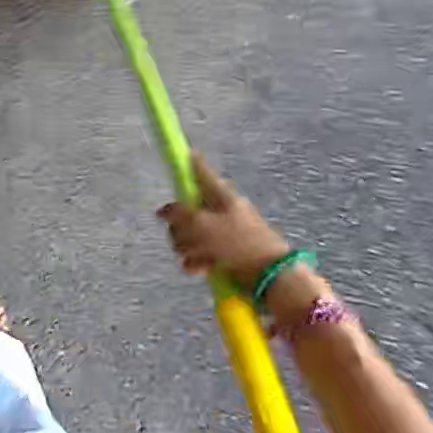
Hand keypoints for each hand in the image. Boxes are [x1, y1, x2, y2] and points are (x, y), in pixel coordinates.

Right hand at [158, 153, 291, 283]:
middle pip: (187, 210)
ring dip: (187, 248)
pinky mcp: (222, 256)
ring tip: (197, 259)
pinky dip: (196, 262)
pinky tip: (200, 269)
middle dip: (179, 226)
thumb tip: (162, 211)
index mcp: (222, 197)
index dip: (192, 165)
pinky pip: (198, 255)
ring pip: (189, 235)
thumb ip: (178, 215)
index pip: (203, 174)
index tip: (187, 154)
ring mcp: (222, 235)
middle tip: (182, 236)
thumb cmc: (237, 244)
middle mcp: (221, 212)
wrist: (270, 278)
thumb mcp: (202, 225)